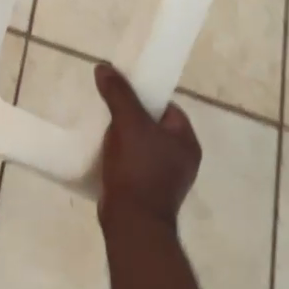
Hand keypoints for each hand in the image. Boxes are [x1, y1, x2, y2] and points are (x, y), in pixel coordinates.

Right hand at [94, 63, 200, 234]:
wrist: (132, 221)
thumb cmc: (137, 168)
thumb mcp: (127, 123)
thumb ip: (118, 93)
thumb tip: (104, 67)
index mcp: (186, 141)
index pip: (167, 107)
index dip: (145, 96)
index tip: (121, 94)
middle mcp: (182, 158)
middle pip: (153, 125)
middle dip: (130, 116)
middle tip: (108, 110)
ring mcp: (167, 177)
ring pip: (142, 145)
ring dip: (123, 137)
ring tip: (102, 130)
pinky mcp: (149, 190)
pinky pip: (135, 163)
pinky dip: (121, 156)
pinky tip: (104, 152)